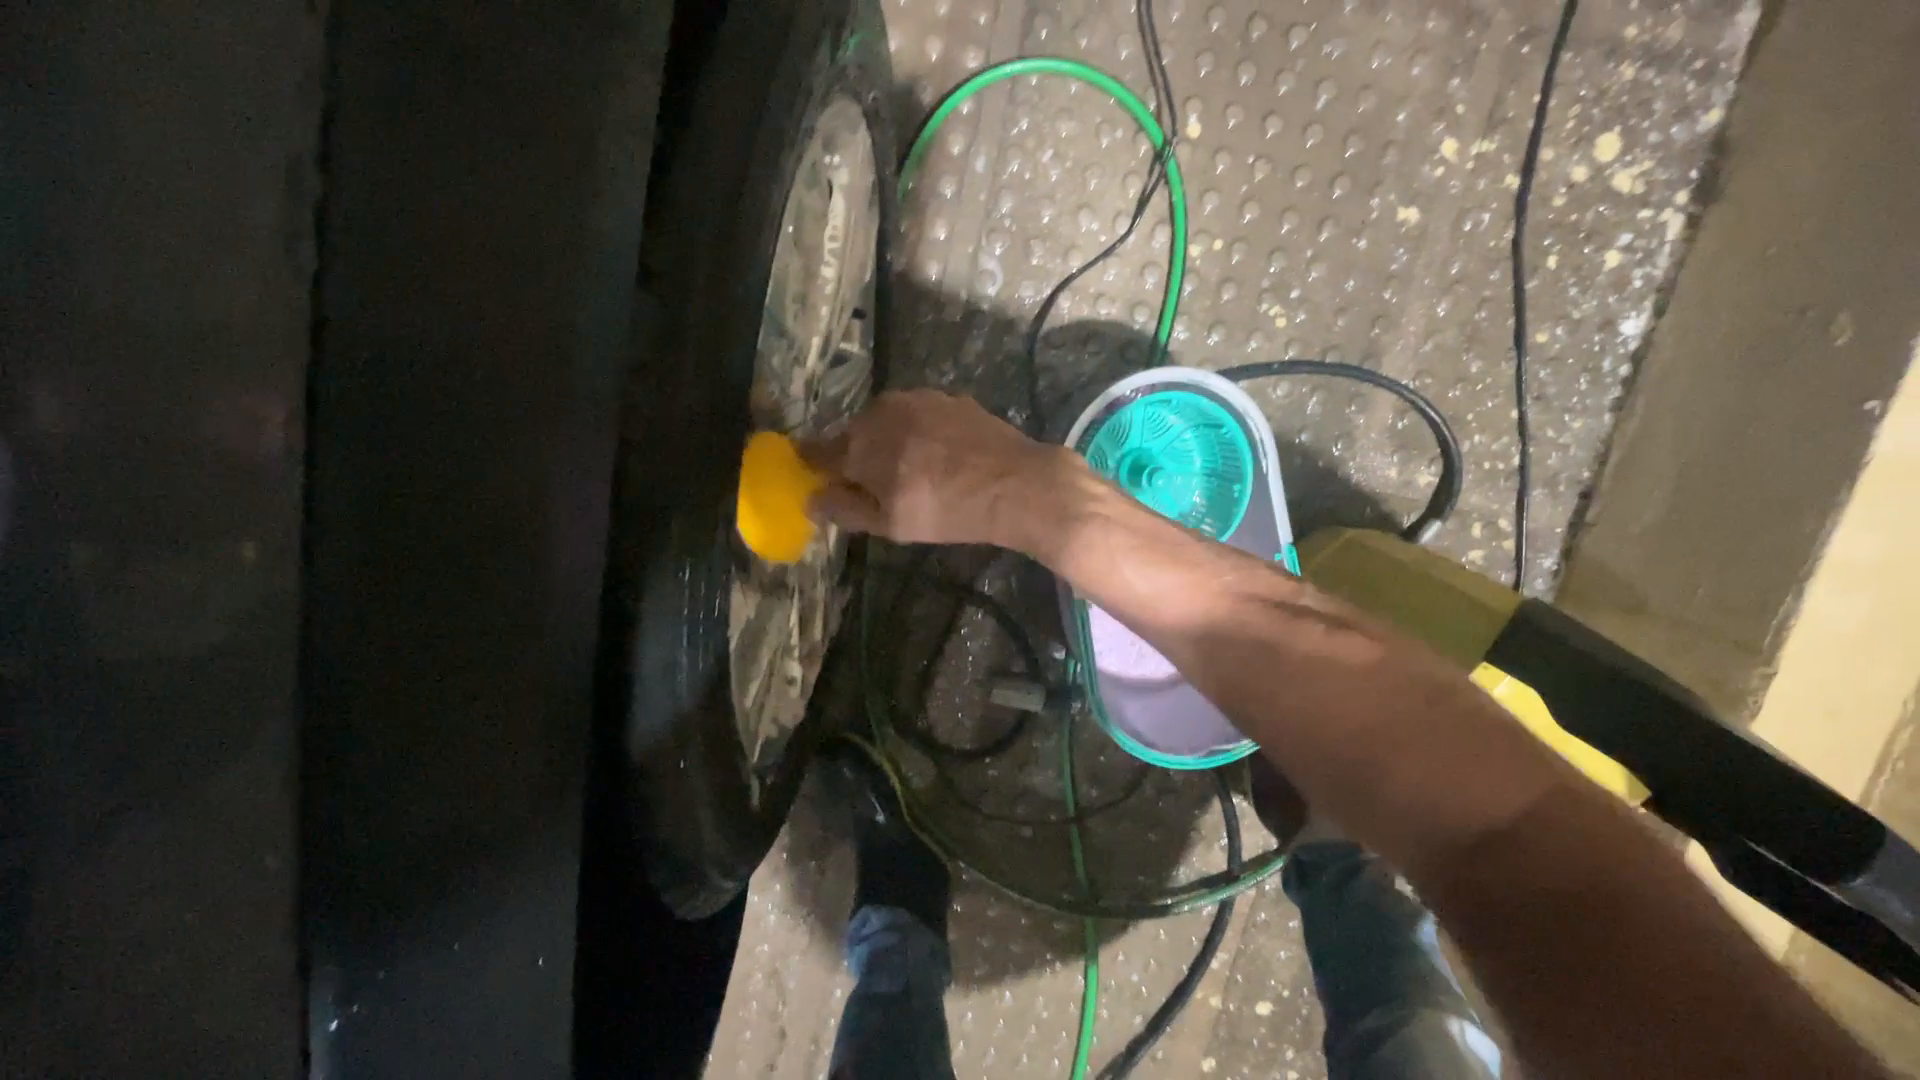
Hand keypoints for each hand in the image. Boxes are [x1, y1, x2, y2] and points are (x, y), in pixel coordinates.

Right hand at [797, 389, 1077, 546]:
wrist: (1018, 483)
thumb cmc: (947, 509)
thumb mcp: (890, 523)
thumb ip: (844, 509)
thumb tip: (810, 499)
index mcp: (859, 441)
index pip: (818, 450)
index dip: (813, 466)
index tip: (816, 479)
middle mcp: (882, 410)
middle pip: (855, 434)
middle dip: (859, 458)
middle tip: (878, 489)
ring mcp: (920, 398)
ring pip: (889, 422)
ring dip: (891, 443)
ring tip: (914, 475)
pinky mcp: (951, 398)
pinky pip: (920, 417)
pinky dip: (921, 435)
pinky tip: (941, 459)